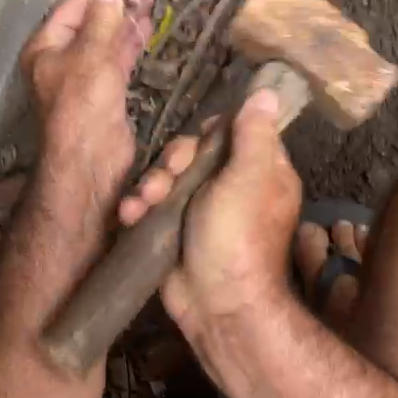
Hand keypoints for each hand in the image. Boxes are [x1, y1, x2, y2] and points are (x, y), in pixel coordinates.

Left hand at [18, 0, 154, 219]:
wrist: (89, 161)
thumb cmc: (82, 105)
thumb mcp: (92, 55)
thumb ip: (103, 18)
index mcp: (46, 47)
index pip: (75, 5)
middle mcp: (60, 60)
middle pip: (89, 22)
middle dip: (117, 5)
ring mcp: (81, 78)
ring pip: (104, 41)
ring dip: (125, 23)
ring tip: (151, 6)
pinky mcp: (102, 94)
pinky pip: (115, 61)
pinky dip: (129, 45)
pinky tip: (146, 32)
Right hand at [119, 88, 302, 341]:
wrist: (216, 305)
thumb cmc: (237, 238)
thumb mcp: (248, 178)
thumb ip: (253, 134)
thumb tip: (268, 92)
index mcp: (261, 172)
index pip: (233, 133)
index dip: (209, 134)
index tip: (198, 145)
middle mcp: (232, 187)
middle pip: (194, 153)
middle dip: (172, 163)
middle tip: (166, 179)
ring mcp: (201, 210)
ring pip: (168, 178)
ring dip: (150, 186)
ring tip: (141, 205)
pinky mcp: (174, 231)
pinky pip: (153, 206)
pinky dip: (139, 208)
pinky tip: (129, 216)